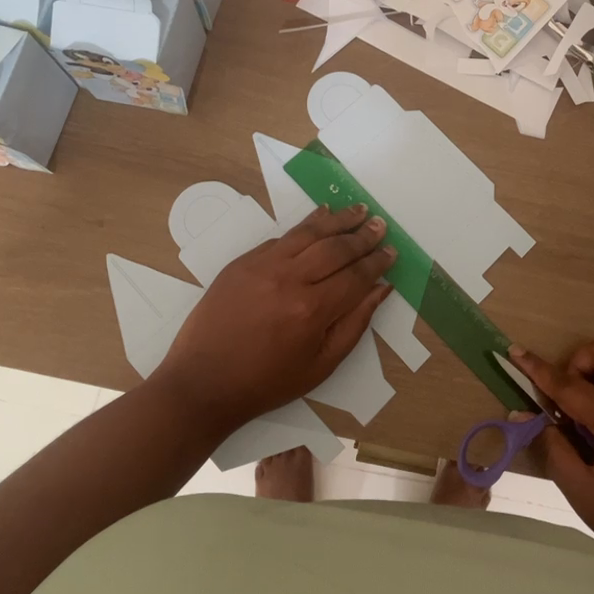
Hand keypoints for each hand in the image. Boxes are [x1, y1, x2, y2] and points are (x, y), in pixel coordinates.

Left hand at [152, 204, 394, 431]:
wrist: (202, 383)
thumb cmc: (266, 383)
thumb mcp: (320, 366)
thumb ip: (354, 324)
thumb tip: (380, 289)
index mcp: (312, 311)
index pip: (355, 276)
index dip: (377, 262)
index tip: (391, 251)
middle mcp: (290, 280)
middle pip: (335, 248)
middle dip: (362, 236)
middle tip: (379, 225)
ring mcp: (263, 266)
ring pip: (309, 233)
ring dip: (337, 220)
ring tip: (358, 210)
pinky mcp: (243, 262)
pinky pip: (282, 237)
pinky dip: (305, 225)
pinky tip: (320, 217)